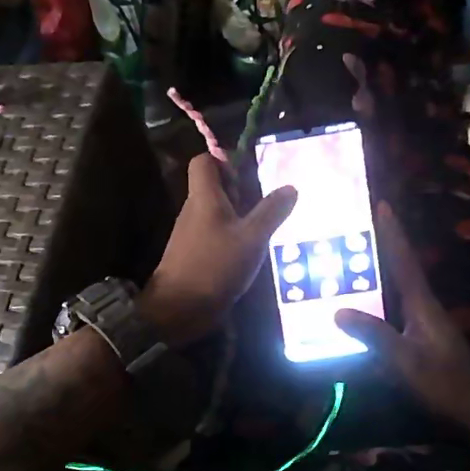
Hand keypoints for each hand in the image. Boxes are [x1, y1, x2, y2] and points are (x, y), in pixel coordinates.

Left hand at [140, 154, 297, 345]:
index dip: (225, 162)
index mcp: (204, 197)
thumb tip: (290, 187)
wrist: (178, 308)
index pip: (204, 161)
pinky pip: (214, 235)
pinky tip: (249, 254)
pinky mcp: (193, 254)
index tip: (249, 179)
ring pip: (216, 213)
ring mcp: (190, 233)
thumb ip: (271, 211)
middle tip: (264, 209)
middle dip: (240, 193)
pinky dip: (231, 238)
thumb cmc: (215, 266)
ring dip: (239, 218)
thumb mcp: (252, 238)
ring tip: (263, 233)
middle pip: (214, 187)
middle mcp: (193, 210)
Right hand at [336, 203, 469, 425]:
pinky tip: (356, 313)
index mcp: (423, 306)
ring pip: (394, 293)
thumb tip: (337, 310)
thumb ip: (374, 335)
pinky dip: (374, 306)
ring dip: (375, 277)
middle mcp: (424, 309)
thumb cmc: (444, 385)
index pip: (404, 262)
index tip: (381, 204)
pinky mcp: (419, 343)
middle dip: (380, 249)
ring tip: (346, 266)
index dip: (393, 234)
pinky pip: (391, 315)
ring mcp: (423, 327)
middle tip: (352, 233)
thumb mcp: (405, 361)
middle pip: (399, 271)